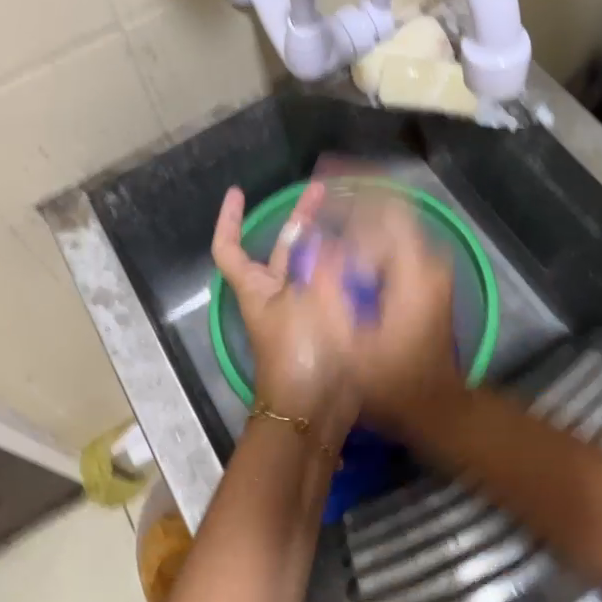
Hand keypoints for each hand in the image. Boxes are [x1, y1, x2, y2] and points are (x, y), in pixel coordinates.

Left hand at [211, 183, 360, 443]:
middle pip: (283, 248)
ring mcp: (301, 311)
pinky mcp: (326, 326)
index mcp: (256, 288)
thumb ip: (317, 265)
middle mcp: (275, 295)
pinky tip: (371, 256)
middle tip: (325, 190)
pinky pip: (334, 286)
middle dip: (302, 218)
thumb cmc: (300, 355)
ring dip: (331, 241)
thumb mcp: (306, 302)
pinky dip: (348, 270)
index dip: (230, 219)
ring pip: (313, 265)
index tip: (238, 193)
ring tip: (357, 219)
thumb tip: (320, 237)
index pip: (229, 248)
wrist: (315, 411)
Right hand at [341, 195, 464, 436]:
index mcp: (413, 270)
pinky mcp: (428, 280)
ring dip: (362, 213)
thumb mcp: (350, 343)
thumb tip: (313, 246)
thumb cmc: (393, 383)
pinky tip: (343, 240)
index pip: (388, 206)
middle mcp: (428, 261)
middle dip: (356, 193)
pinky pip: (396, 240)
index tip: (325, 174)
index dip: (356, 184)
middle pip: (391, 208)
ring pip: (394, 223)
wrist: (437, 408)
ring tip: (326, 208)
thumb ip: (330, 291)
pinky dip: (371, 233)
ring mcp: (432, 270)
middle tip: (320, 188)